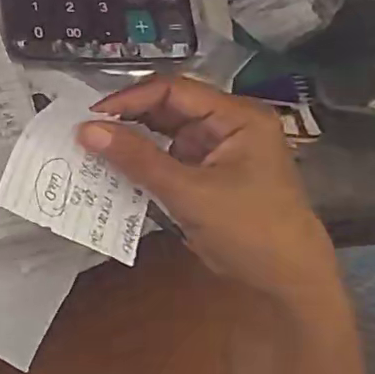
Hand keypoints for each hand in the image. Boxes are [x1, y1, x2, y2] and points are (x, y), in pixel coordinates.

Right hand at [77, 75, 336, 299]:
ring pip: (162, 131)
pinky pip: (165, 156)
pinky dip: (139, 160)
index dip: (128, 99)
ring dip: (130, 139)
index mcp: (236, 117)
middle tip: (86, 131)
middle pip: (166, 107)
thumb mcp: (188, 192)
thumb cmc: (251, 230)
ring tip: (93, 147)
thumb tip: (85, 130)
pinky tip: (113, 168)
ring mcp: (216, 149)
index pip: (172, 90)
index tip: (91, 116)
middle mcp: (226, 125)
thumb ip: (136, 158)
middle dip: (126, 117)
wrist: (289, 283)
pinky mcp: (205, 173)